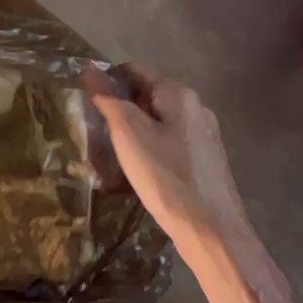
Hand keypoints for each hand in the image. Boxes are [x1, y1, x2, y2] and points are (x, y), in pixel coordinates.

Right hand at [88, 65, 251, 245]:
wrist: (213, 235)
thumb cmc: (166, 176)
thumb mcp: (127, 132)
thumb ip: (108, 96)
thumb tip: (90, 67)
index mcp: (179, 94)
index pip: (134, 71)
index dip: (107, 83)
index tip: (89, 105)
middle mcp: (196, 109)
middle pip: (147, 96)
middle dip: (120, 109)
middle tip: (97, 131)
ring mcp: (205, 137)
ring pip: (157, 122)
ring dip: (133, 132)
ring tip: (112, 154)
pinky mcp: (206, 162)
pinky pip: (170, 143)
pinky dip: (150, 149)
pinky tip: (139, 171)